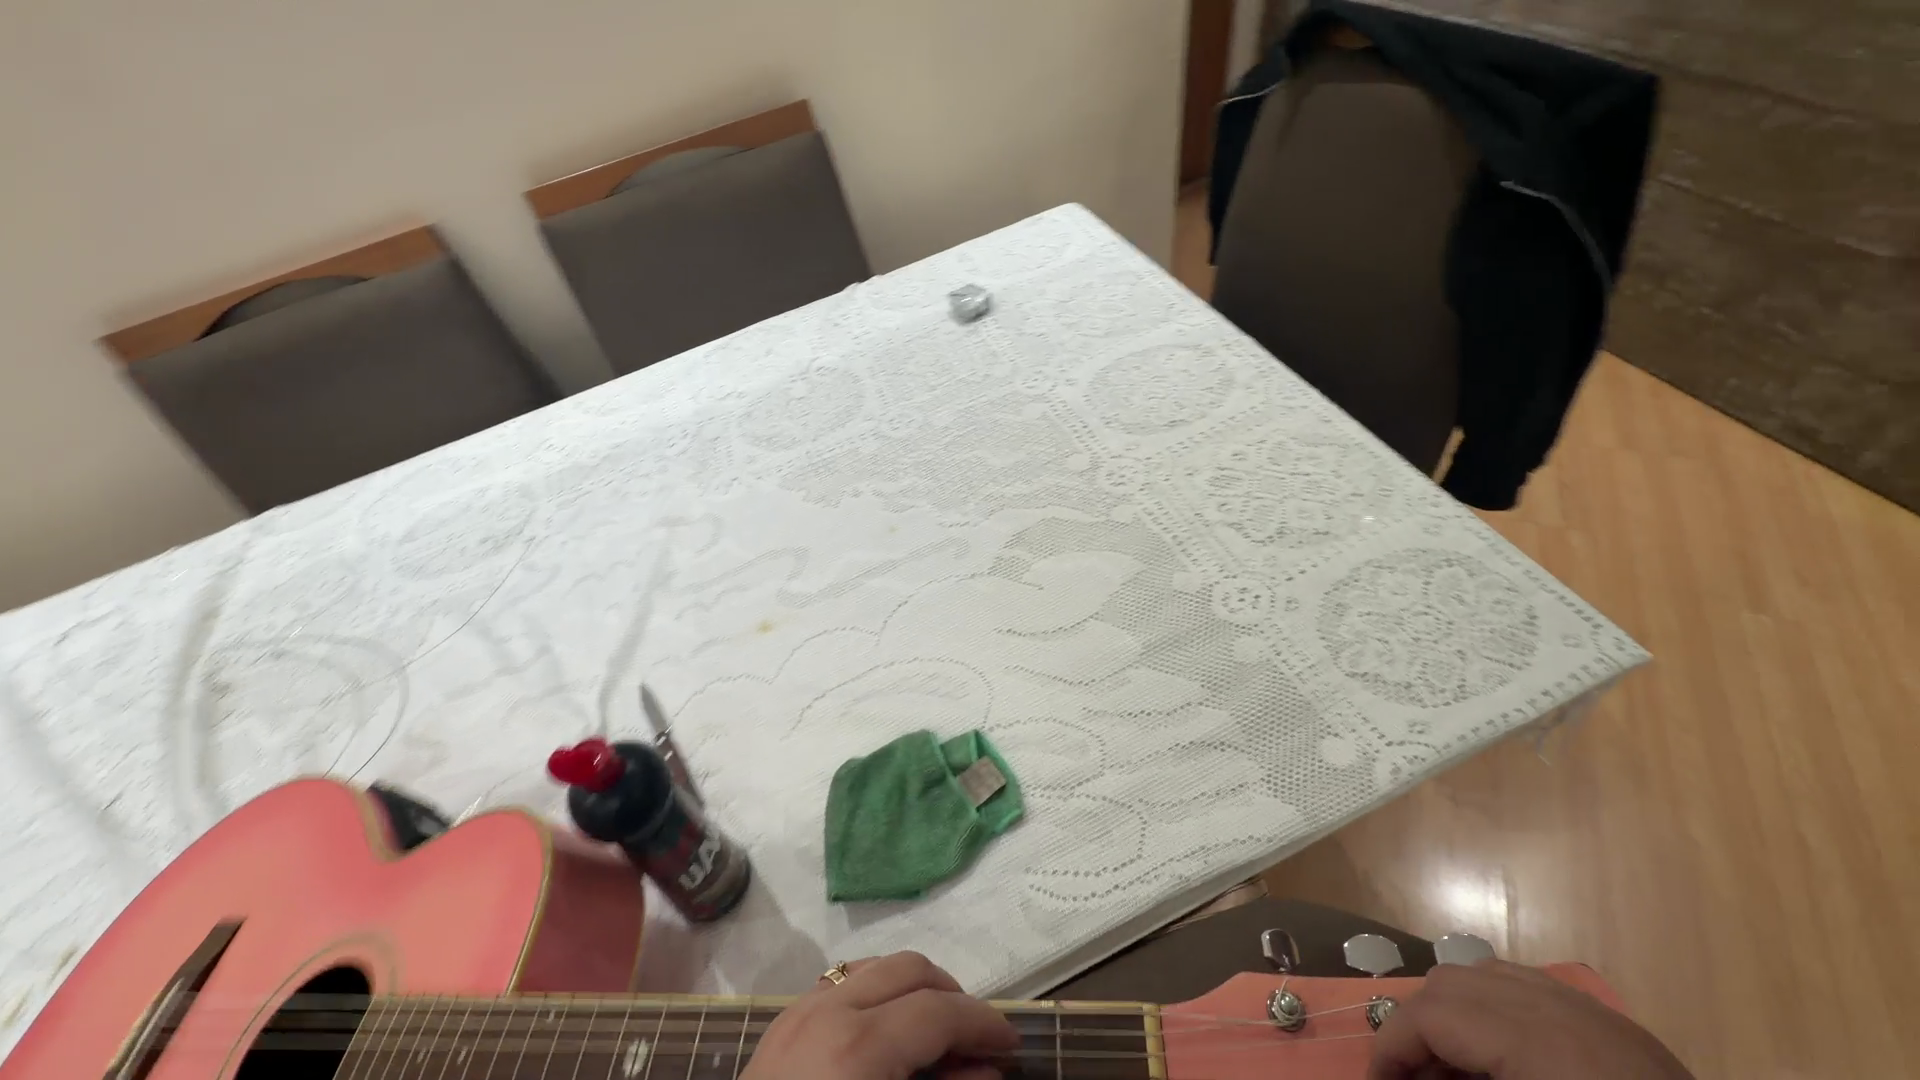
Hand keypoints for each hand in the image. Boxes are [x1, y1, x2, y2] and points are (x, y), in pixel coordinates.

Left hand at [740, 952, 1017, 1079]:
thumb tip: (987, 1069)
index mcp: (859, 1043)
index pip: (940, 1010)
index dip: (984, 1023)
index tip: (1013, 1044)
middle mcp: (828, 1010)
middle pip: (910, 969)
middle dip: (953, 994)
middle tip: (977, 1037)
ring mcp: (799, 1011)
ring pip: (874, 966)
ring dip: (913, 988)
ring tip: (935, 1030)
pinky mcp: (780, 1025)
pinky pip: (841, 983)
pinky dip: (876, 994)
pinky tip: (886, 1032)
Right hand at [1369, 959, 1692, 1079]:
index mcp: (1532, 1038)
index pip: (1429, 1015)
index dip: (1390, 1048)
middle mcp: (1554, 1005)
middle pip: (1450, 984)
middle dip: (1417, 1027)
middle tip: (1410, 1079)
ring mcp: (1589, 1010)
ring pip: (1486, 975)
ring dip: (1453, 1013)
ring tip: (1452, 1067)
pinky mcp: (1616, 1026)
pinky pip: (1531, 989)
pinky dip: (1495, 1010)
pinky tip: (1502, 1056)